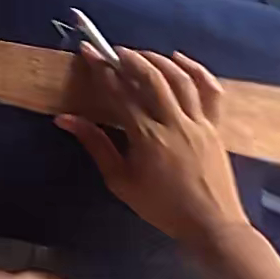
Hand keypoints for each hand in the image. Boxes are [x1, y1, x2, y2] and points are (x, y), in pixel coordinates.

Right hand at [56, 47, 250, 247]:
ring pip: (179, 79)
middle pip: (151, 78)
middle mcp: (173, 123)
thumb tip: (64, 118)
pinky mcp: (216, 127)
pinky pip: (211, 92)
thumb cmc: (162, 206)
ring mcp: (198, 123)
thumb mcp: (120, 180)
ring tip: (140, 54)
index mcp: (146, 136)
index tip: (88, 50)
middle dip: (129, 58)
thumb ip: (94, 144)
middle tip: (113, 51)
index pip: (119, 91)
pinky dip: (196, 70)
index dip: (100, 67)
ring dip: (157, 60)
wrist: (213, 228)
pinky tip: (179, 59)